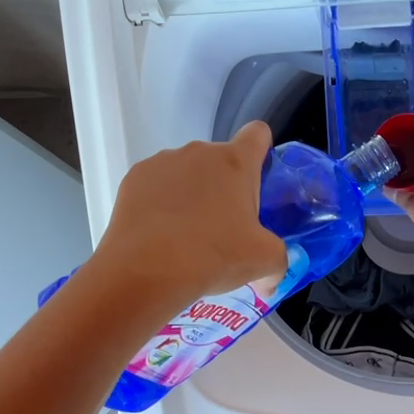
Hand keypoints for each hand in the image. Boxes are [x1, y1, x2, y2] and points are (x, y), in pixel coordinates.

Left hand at [86, 121, 289, 303]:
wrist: (147, 270)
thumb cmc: (215, 256)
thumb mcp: (264, 262)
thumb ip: (278, 261)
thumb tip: (271, 280)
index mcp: (235, 162)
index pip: (258, 134)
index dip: (262, 153)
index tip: (258, 183)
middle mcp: (199, 152)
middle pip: (221, 161)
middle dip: (227, 189)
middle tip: (226, 230)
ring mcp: (162, 161)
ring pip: (188, 174)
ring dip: (193, 196)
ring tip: (188, 236)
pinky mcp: (134, 178)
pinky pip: (158, 186)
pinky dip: (163, 205)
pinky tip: (162, 235)